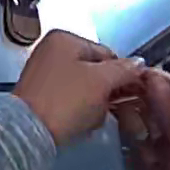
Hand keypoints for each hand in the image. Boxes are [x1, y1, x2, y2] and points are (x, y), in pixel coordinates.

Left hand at [12, 31, 143, 145]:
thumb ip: (123, 70)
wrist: (30, 131)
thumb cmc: (65, 100)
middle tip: (111, 109)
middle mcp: (52, 50)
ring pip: (86, 87)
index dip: (122, 75)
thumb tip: (140, 62)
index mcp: (64, 39)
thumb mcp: (100, 82)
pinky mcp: (42, 94)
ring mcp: (46, 72)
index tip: (133, 94)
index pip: (107, 53)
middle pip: (96, 71)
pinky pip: (71, 98)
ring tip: (91, 118)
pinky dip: (80, 110)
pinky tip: (80, 123)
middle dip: (107, 93)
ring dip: (95, 105)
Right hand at [118, 69, 169, 169]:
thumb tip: (157, 79)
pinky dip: (131, 128)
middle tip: (127, 79)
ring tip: (120, 93)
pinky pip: (141, 142)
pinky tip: (118, 114)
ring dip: (139, 110)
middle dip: (152, 97)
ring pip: (155, 125)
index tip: (148, 72)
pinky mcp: (153, 169)